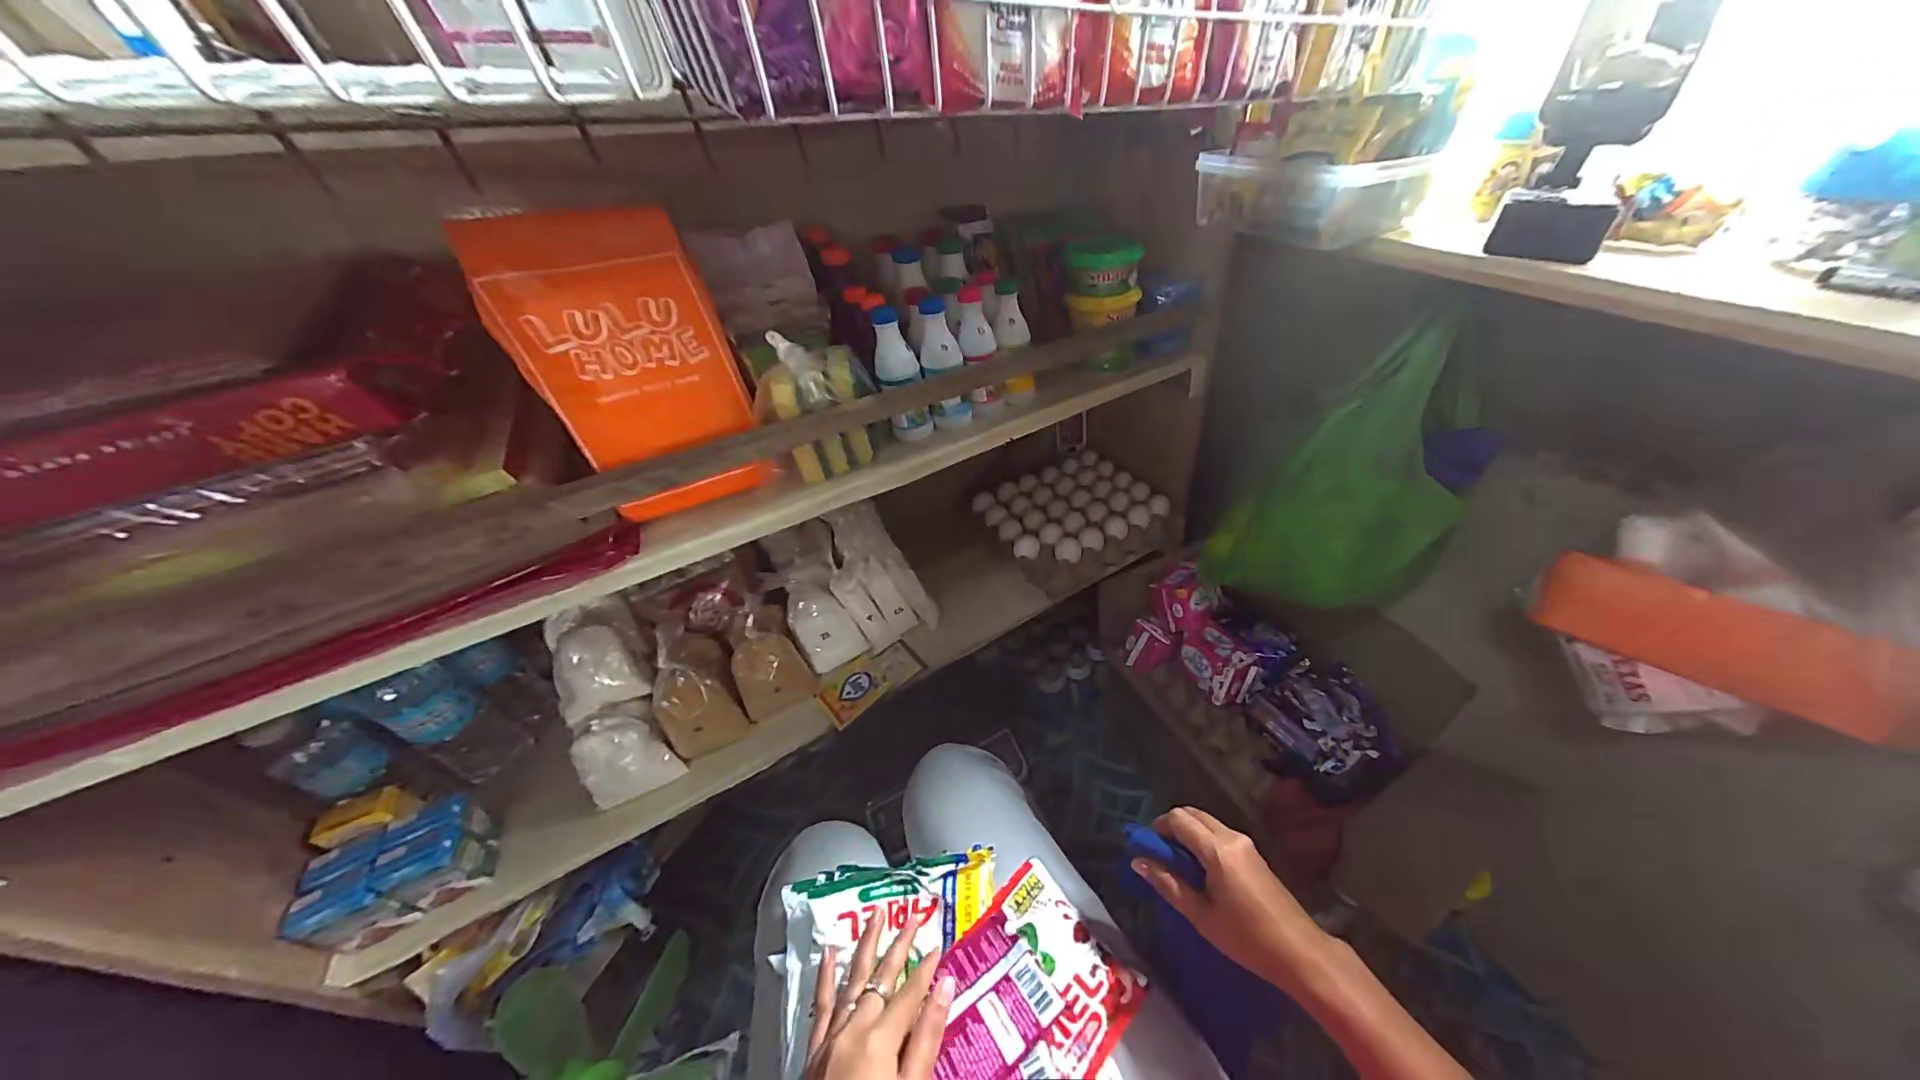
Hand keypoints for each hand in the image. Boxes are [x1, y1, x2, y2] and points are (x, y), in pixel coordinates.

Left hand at [803, 900, 955, 1079]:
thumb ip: (926, 1038)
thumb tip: (944, 987)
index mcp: (880, 1037)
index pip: (910, 992)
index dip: (927, 968)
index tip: (939, 944)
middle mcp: (853, 1027)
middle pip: (881, 978)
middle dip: (899, 945)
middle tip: (913, 916)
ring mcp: (830, 1037)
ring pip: (851, 981)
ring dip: (865, 946)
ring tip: (875, 916)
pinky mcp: (813, 1050)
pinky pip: (820, 1005)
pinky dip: (826, 977)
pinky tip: (829, 953)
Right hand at [1132, 806, 1327, 990]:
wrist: (1300, 952)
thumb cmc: (1246, 937)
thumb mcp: (1200, 915)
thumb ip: (1168, 884)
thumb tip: (1139, 861)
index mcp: (1218, 849)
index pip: (1178, 819)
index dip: (1157, 828)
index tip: (1146, 849)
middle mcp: (1232, 837)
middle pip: (1193, 814)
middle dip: (1171, 827)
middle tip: (1159, 856)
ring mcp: (1246, 844)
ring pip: (1206, 823)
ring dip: (1187, 834)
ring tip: (1177, 866)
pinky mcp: (1253, 854)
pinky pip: (1219, 834)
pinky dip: (1202, 841)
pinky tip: (1200, 870)